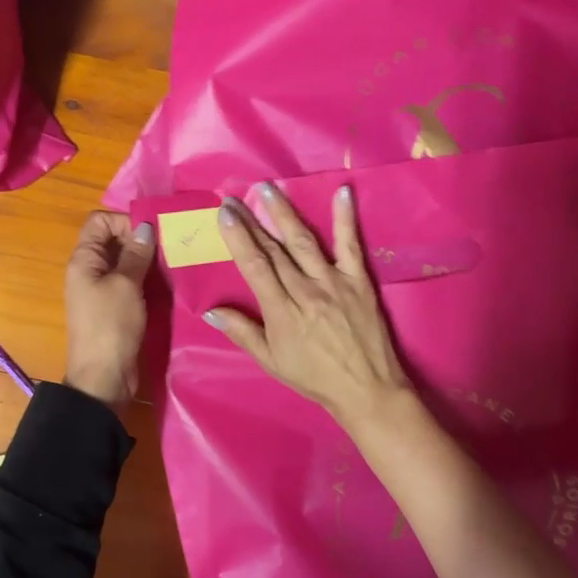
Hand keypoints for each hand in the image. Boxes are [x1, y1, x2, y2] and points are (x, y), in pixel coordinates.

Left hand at [63, 211, 156, 406]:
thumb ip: (136, 254)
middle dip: (140, 239)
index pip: (99, 221)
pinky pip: (131, 282)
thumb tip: (145, 226)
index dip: (124, 221)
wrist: (104, 377)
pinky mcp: (115, 306)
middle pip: (113, 239)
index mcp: (83, 259)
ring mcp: (102, 289)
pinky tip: (168, 282)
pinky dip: (147, 279)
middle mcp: (90, 270)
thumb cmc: (111, 326)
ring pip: (125, 261)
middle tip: (169, 247)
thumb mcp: (126, 286)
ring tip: (173, 262)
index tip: (150, 235)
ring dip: (147, 260)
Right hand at [206, 184, 412, 427]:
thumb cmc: (314, 378)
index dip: (238, 238)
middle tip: (234, 196)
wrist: (366, 390)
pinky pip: (350, 245)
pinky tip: (342, 192)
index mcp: (281, 312)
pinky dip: (345, 218)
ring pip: (304, 241)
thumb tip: (210, 310)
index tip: (224, 214)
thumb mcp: (271, 361)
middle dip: (252, 220)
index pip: (255, 266)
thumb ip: (242, 332)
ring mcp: (333, 283)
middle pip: (274, 250)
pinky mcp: (359, 281)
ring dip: (284, 213)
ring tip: (268, 188)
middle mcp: (305, 291)